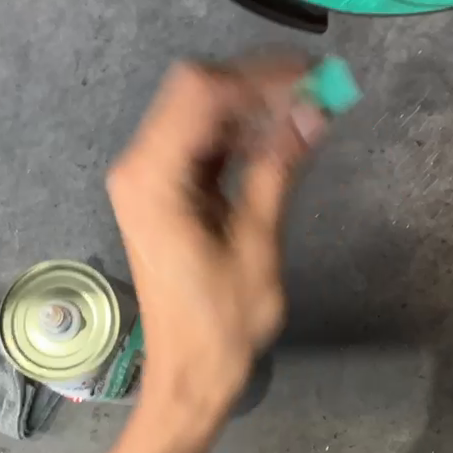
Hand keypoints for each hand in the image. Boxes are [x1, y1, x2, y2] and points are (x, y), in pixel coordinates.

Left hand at [106, 55, 326, 414]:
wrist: (189, 375)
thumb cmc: (221, 324)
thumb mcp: (257, 244)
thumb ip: (279, 170)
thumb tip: (314, 110)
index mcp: (153, 179)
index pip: (202, 92)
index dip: (260, 77)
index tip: (313, 81)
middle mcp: (139, 168)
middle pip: (195, 92)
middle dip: (256, 88)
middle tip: (314, 97)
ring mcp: (147, 180)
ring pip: (198, 114)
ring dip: (250, 111)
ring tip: (304, 118)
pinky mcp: (162, 194)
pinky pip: (199, 146)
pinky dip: (237, 138)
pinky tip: (276, 144)